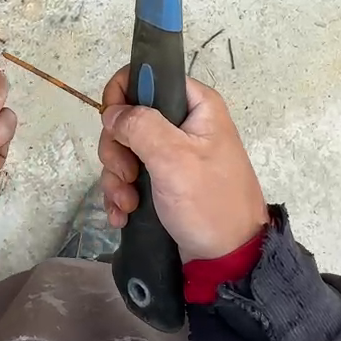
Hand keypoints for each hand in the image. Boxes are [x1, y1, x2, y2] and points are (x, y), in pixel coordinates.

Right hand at [97, 69, 266, 260]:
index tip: (113, 124)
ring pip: (123, 148)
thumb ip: (139, 126)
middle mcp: (182, 123)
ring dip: (117, 177)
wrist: (228, 264)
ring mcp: (170, 153)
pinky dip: (120, 193)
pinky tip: (123, 214)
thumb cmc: (210, 204)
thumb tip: (111, 113)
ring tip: (127, 204)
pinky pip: (127, 175)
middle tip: (126, 174)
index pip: (148, 75)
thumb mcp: (175, 159)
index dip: (122, 94)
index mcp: (195, 105)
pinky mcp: (161, 180)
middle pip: (127, 116)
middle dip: (117, 149)